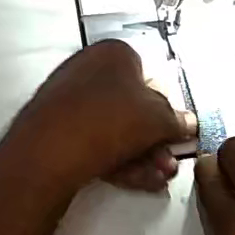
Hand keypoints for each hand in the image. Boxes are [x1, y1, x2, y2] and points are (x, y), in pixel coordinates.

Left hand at [0, 41, 197, 193]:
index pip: (150, 76)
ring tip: (157, 177)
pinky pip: (94, 143)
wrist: (48, 154)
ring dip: (142, 156)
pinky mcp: (55, 131)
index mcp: (112, 53)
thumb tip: (186, 122)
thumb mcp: (157, 119)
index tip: (175, 130)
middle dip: (154, 141)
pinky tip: (136, 180)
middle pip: (132, 108)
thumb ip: (176, 120)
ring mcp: (68, 101)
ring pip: (115, 130)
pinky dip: (117, 161)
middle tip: (168, 162)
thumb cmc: (106, 121)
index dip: (166, 106)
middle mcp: (87, 70)